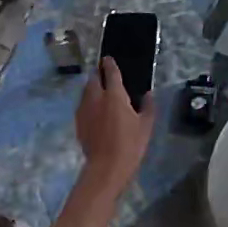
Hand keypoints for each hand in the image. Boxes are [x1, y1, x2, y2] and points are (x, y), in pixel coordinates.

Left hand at [76, 57, 155, 195]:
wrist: (106, 167)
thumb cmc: (130, 145)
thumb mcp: (146, 126)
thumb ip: (148, 107)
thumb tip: (148, 94)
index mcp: (114, 95)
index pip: (110, 73)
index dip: (110, 64)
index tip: (108, 59)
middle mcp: (96, 98)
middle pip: (93, 79)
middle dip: (98, 75)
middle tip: (104, 76)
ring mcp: (84, 110)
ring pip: (85, 92)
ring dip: (91, 88)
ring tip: (99, 92)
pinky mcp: (78, 122)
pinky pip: (82, 106)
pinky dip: (88, 103)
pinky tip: (94, 111)